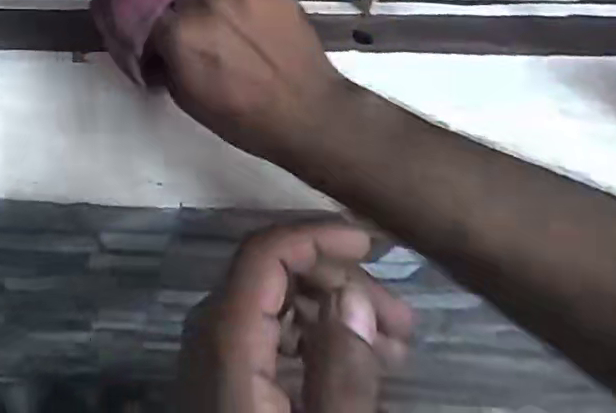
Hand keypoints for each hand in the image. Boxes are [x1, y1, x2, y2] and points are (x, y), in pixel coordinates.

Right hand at [158, 0, 357, 161]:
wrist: (307, 111)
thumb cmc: (242, 116)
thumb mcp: (187, 98)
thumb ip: (164, 63)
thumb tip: (154, 46)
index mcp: (179, 32)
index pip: (146, 10)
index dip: (148, 19)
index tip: (154, 27)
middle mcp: (203, 1)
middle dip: (174, 1)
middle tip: (182, 15)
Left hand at [178, 222, 413, 412]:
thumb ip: (342, 373)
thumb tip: (353, 297)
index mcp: (226, 336)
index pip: (264, 250)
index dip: (316, 233)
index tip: (373, 241)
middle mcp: (210, 332)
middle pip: (271, 271)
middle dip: (338, 279)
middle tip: (404, 322)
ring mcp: (212, 356)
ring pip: (272, 301)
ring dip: (331, 309)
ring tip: (395, 345)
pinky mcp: (222, 381)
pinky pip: (267, 333)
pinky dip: (311, 336)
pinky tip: (353, 362)